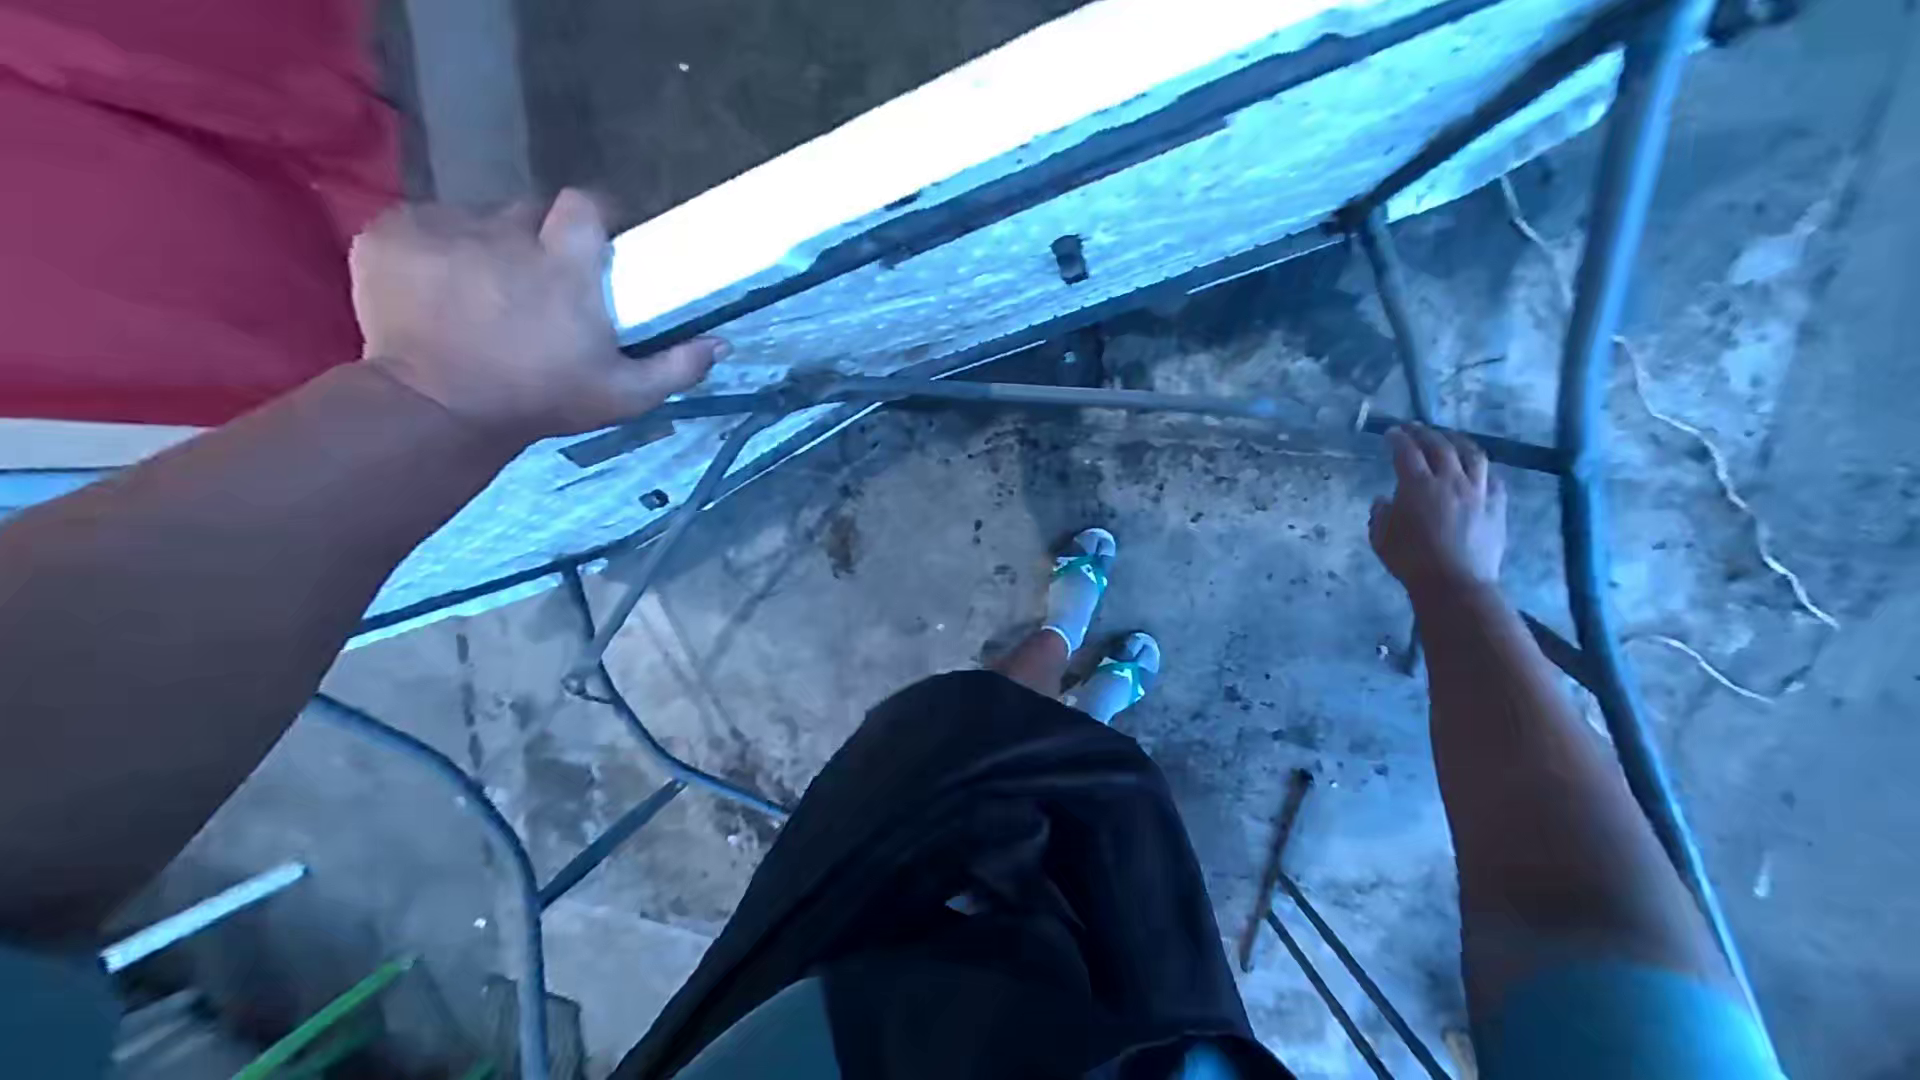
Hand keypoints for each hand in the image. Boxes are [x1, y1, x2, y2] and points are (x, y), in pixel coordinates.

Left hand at [349, 189, 721, 441]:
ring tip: (488, 293)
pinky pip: (425, 225)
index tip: (596, 242)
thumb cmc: (543, 401)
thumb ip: (677, 367)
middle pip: (529, 212)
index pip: (585, 204)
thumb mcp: (623, 395)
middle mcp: (505, 235)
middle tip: (542, 282)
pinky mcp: (391, 236)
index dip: (594, 217)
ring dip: (488, 246)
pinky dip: (436, 250)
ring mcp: (442, 231)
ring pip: (477, 219)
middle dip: (540, 237)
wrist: (438, 413)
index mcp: (565, 266)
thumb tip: (721, 343)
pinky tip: (442, 290)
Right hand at [1369, 424, 1506, 597]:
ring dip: (1458, 441)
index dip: (1398, 439)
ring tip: (1450, 437)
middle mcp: (1450, 481)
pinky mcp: (1497, 506)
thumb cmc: (1410, 560)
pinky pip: (1493, 478)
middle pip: (1440, 446)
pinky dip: (1482, 468)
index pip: (1406, 452)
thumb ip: (1381, 514)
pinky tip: (1478, 469)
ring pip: (1473, 455)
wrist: (1455, 583)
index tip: (1391, 432)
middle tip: (1415, 427)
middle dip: (1425, 433)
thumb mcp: (1381, 537)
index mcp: (1417, 486)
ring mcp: (1478, 492)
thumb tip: (1384, 500)